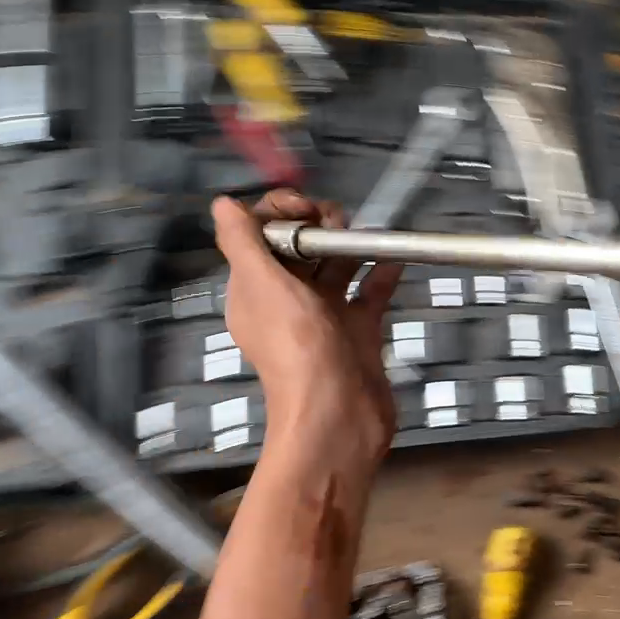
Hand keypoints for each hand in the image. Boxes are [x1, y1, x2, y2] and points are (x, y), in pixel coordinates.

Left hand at [212, 190, 400, 469]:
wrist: (338, 413)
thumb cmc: (298, 349)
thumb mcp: (263, 288)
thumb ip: (243, 243)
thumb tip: (225, 204)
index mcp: (255, 288)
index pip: (259, 234)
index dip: (280, 212)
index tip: (308, 210)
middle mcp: (288, 299)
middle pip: (300, 247)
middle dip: (318, 226)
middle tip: (339, 225)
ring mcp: (326, 316)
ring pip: (336, 267)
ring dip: (350, 246)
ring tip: (367, 235)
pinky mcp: (359, 331)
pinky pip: (370, 293)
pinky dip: (381, 274)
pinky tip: (394, 259)